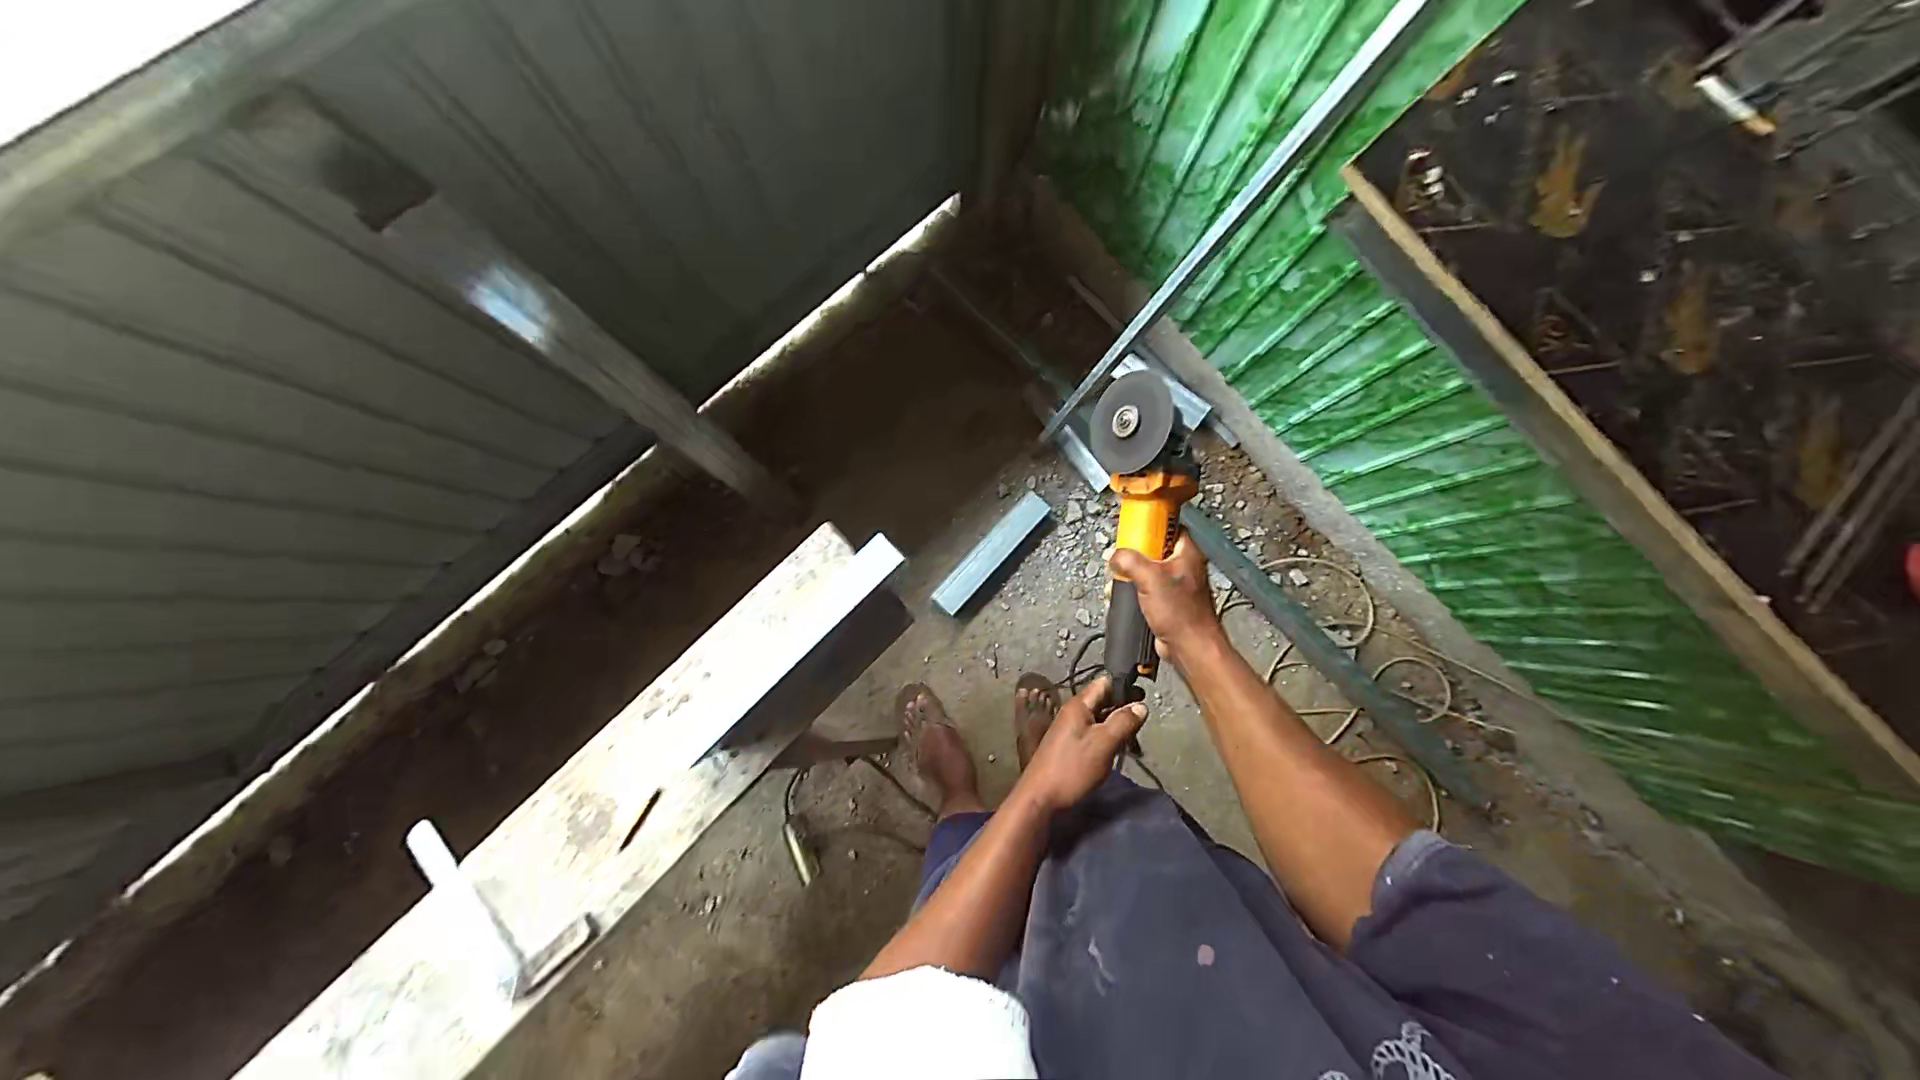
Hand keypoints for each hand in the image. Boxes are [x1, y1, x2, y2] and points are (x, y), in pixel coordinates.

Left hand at [1012, 676, 1147, 814]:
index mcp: (1078, 705)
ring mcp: (1071, 730)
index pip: (1104, 684)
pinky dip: (1108, 739)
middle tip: (1143, 723)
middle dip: (1124, 710)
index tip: (1144, 697)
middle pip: (1104, 702)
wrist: (1042, 797)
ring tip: (1135, 739)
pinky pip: (1094, 734)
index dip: (1124, 687)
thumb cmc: (1073, 767)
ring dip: (1118, 727)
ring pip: (1100, 720)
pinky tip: (1119, 750)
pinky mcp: (1071, 746)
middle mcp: (1073, 713)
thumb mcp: (1103, 743)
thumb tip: (1141, 706)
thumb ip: (1123, 722)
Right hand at [1109, 532, 1220, 659]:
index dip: (1150, 527)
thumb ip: (1129, 561)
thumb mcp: (1149, 578)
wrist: (1189, 645)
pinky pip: (1146, 589)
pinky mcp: (1167, 601)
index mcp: (1187, 552)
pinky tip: (1127, 599)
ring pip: (1146, 571)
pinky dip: (1134, 592)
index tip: (1132, 531)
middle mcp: (1183, 566)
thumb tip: (1113, 555)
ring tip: (1122, 584)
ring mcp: (1175, 584)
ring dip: (1130, 578)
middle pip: (1152, 550)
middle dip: (1132, 558)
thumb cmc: (1181, 612)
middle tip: (1123, 563)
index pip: (1168, 527)